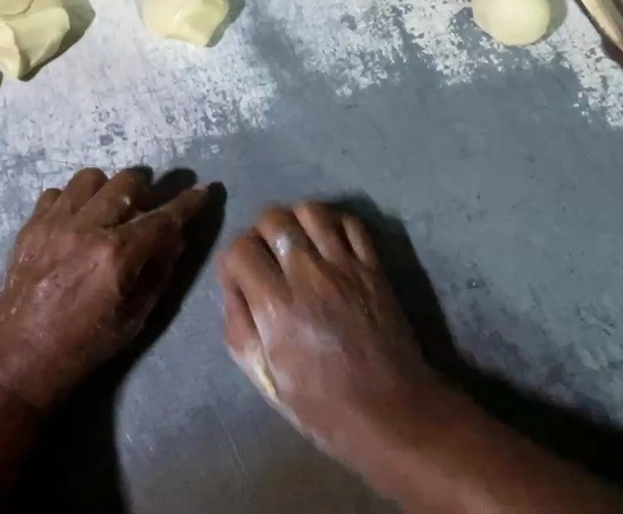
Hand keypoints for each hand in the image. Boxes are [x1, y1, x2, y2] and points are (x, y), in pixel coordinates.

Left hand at [0, 167, 210, 407]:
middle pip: (127, 182)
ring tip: (107, 211)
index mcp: (117, 255)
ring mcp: (54, 223)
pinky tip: (75, 223)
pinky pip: (56, 193)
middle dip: (145, 190)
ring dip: (107, 190)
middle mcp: (87, 229)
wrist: (19, 360)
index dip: (188, 202)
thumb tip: (176, 236)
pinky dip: (71, 202)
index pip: (163, 217)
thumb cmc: (85, 346)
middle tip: (145, 208)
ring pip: (90, 178)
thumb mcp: (135, 317)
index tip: (203, 189)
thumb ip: (159, 271)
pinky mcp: (30, 226)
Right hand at [217, 202, 444, 455]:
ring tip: (297, 243)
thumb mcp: (265, 377)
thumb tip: (233, 288)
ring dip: (296, 221)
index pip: (240, 248)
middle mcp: (308, 274)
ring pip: (311, 210)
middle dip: (260, 233)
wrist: (389, 412)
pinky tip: (328, 243)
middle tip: (267, 257)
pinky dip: (334, 224)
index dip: (233, 261)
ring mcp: (345, 265)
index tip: (240, 279)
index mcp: (276, 304)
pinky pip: (351, 222)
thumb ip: (239, 327)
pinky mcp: (373, 266)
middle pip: (273, 218)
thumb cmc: (322, 405)